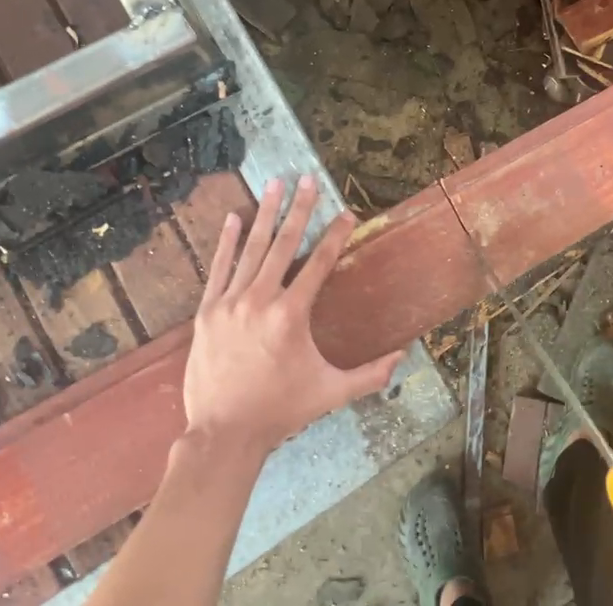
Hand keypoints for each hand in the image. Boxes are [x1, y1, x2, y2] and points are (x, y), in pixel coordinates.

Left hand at [182, 175, 403, 452]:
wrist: (223, 433)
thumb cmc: (281, 411)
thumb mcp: (331, 393)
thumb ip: (370, 375)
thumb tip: (405, 356)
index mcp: (291, 316)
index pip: (318, 263)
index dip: (335, 235)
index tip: (347, 213)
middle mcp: (259, 301)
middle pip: (284, 245)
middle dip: (299, 209)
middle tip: (308, 179)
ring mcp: (230, 304)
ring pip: (251, 250)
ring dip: (266, 214)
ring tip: (275, 184)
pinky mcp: (207, 313)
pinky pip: (219, 268)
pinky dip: (227, 242)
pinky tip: (234, 217)